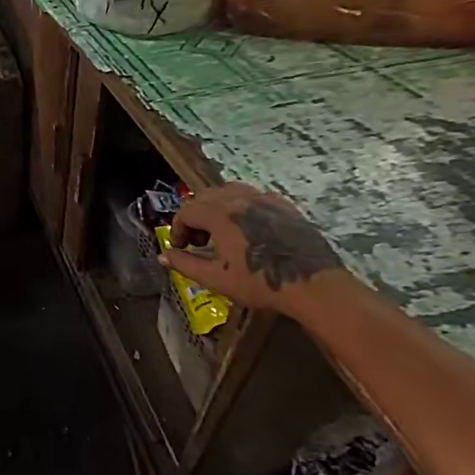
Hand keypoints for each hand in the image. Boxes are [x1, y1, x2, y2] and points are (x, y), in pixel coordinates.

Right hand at [162, 184, 343, 317]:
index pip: (187, 210)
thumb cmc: (259, 283)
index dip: (178, 228)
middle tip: (197, 240)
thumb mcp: (216, 279)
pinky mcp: (284, 205)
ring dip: (217, 207)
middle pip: (206, 196)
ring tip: (220, 231)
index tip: (180, 247)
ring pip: (230, 191)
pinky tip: (247, 229)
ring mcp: (264, 199)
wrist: (311, 283)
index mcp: (220, 214)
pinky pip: (254, 196)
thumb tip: (163, 256)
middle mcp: (240, 198)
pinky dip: (241, 207)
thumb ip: (186, 264)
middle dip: (195, 216)